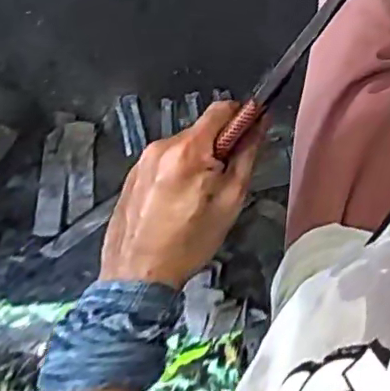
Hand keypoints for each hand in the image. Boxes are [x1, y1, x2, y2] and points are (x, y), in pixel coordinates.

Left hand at [99, 100, 264, 287]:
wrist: (135, 282)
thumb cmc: (189, 242)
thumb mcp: (232, 197)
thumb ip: (247, 152)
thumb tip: (259, 122)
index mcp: (188, 150)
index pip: (222, 108)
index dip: (242, 117)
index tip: (249, 134)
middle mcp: (160, 148)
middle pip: (203, 129)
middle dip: (218, 146)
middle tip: (222, 178)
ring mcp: (141, 163)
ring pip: (184, 146)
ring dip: (197, 160)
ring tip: (197, 196)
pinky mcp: (130, 178)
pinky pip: (165, 162)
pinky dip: (177, 173)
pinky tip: (176, 203)